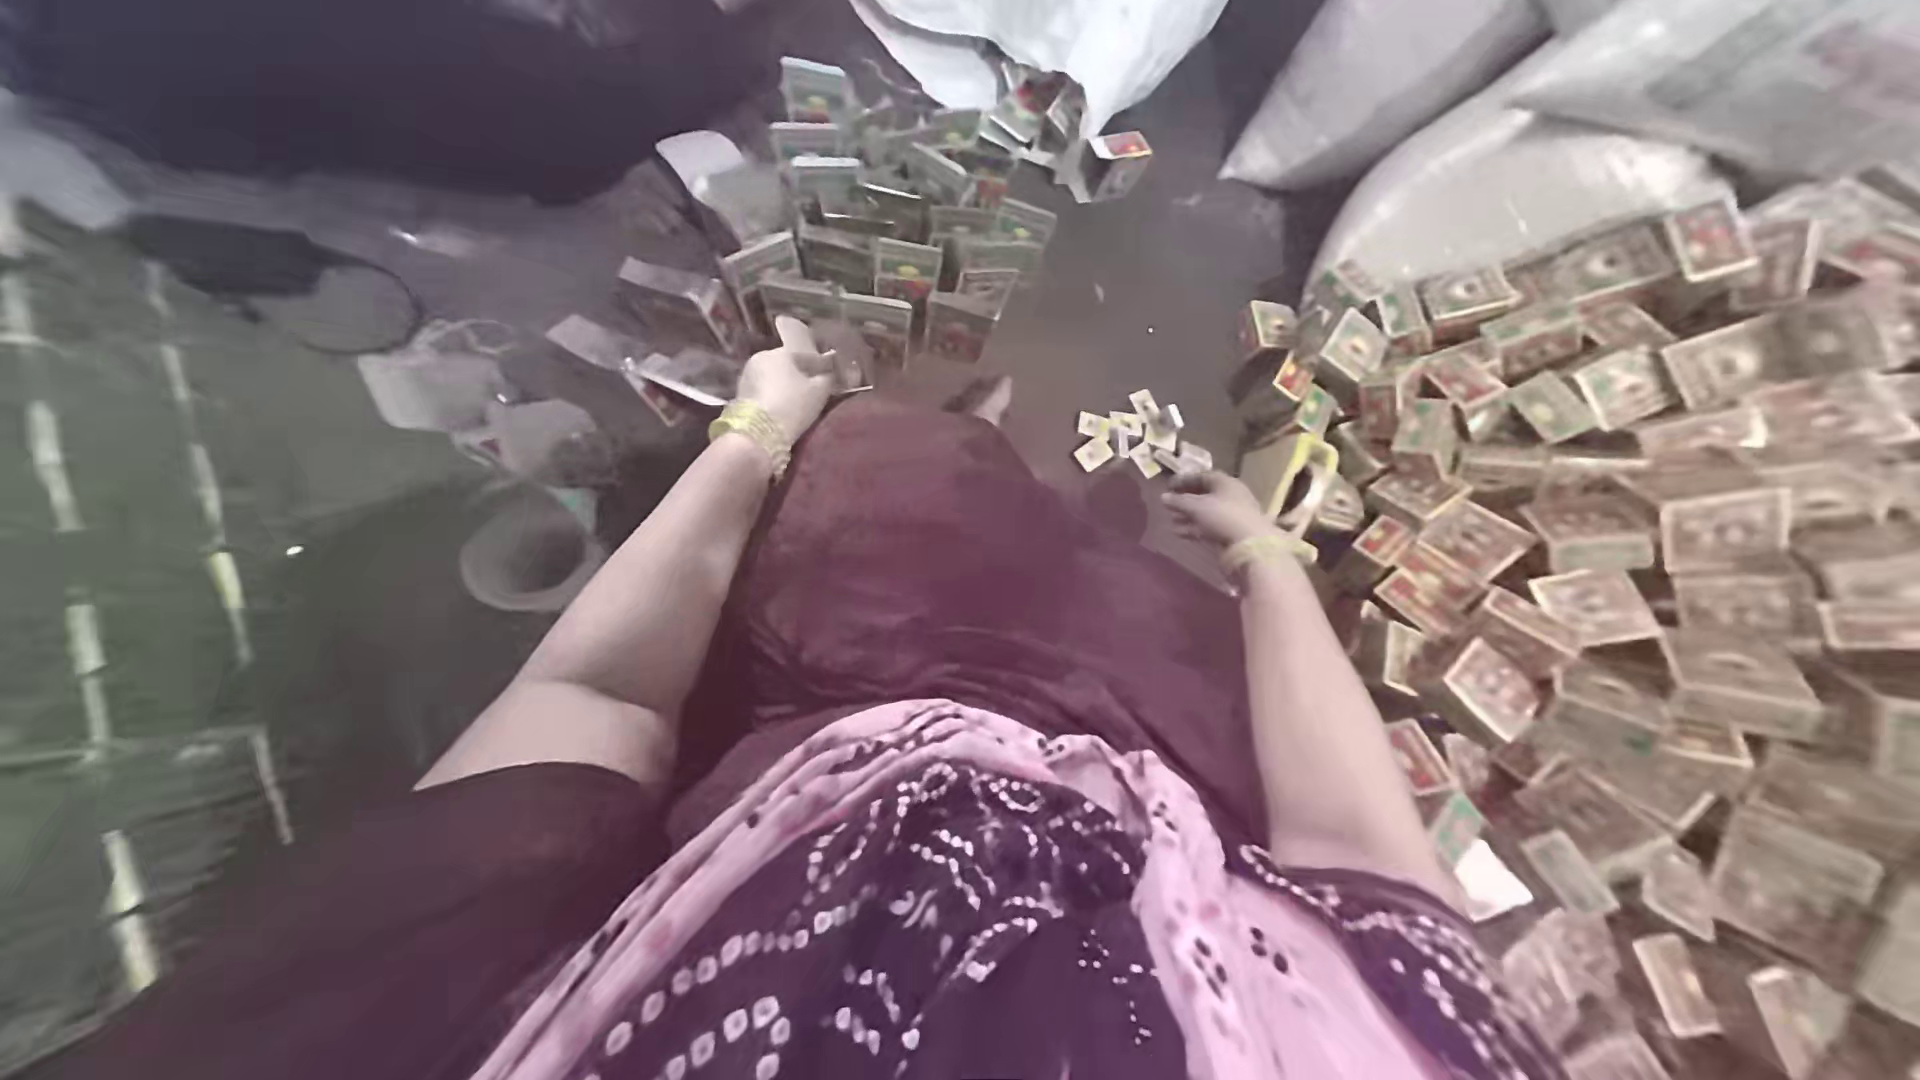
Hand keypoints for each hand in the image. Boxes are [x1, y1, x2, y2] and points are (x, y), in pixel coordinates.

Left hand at [736, 317, 848, 439]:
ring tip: (798, 401)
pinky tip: (783, 407)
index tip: (830, 376)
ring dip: (785, 386)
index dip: (820, 365)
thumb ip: (828, 378)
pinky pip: (764, 391)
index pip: (805, 355)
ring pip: (773, 378)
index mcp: (779, 352)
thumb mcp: (820, 391)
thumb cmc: (792, 405)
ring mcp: (746, 376)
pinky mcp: (740, 395)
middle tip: (814, 390)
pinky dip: (774, 396)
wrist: (759, 433)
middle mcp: (759, 358)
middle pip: (786, 366)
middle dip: (800, 375)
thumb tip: (830, 373)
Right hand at [1162, 471, 1277, 549]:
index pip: (1201, 476)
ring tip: (1171, 519)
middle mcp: (1228, 496)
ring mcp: (1229, 514)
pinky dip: (1193, 527)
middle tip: (1168, 504)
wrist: (1249, 544)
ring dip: (1187, 515)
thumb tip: (1163, 497)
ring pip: (1204, 511)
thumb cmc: (1222, 516)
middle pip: (1203, 494)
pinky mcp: (1228, 530)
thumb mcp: (1196, 506)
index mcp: (1224, 483)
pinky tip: (1179, 532)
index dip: (1183, 480)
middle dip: (1184, 499)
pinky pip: (1207, 525)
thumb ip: (1178, 501)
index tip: (1167, 486)